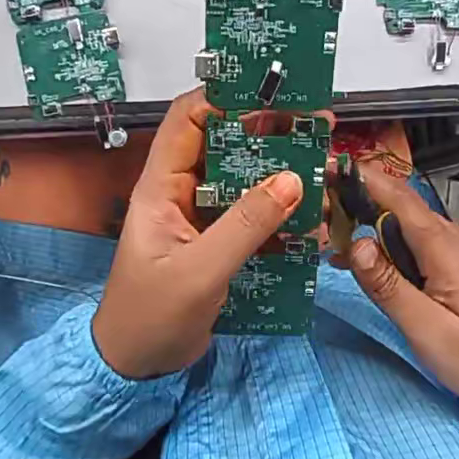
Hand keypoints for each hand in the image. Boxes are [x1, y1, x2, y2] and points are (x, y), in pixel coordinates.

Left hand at [92, 89, 303, 378]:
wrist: (137, 365)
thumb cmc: (148, 318)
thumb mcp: (198, 271)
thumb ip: (244, 226)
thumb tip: (291, 180)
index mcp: (161, 189)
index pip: (187, 121)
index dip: (225, 99)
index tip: (272, 93)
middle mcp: (182, 196)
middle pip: (225, 148)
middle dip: (268, 135)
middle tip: (315, 128)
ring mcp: (202, 222)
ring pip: (244, 184)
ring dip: (280, 177)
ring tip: (321, 171)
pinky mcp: (218, 247)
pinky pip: (253, 220)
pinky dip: (280, 217)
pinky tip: (309, 220)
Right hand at [342, 165, 458, 413]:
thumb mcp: (429, 331)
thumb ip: (389, 287)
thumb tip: (356, 245)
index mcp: (448, 250)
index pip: (402, 200)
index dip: (365, 180)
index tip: (330, 168)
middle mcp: (454, 240)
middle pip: (399, 207)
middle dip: (356, 201)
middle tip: (315, 212)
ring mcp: (456, 250)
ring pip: (404, 222)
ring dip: (366, 222)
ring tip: (327, 232)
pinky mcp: (453, 264)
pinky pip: (413, 240)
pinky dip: (383, 241)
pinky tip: (360, 256)